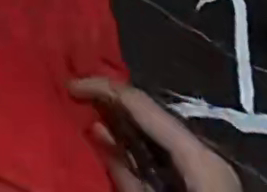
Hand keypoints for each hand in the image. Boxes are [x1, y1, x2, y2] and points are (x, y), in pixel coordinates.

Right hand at [70, 78, 241, 191]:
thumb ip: (128, 179)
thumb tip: (95, 139)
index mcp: (198, 158)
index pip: (143, 106)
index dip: (103, 89)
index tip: (69, 85)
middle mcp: (198, 162)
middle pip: (148, 120)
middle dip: (110, 106)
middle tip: (72, 96)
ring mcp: (195, 183)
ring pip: (148, 146)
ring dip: (115, 132)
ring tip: (81, 119)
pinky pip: (152, 175)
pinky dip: (126, 164)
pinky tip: (101, 152)